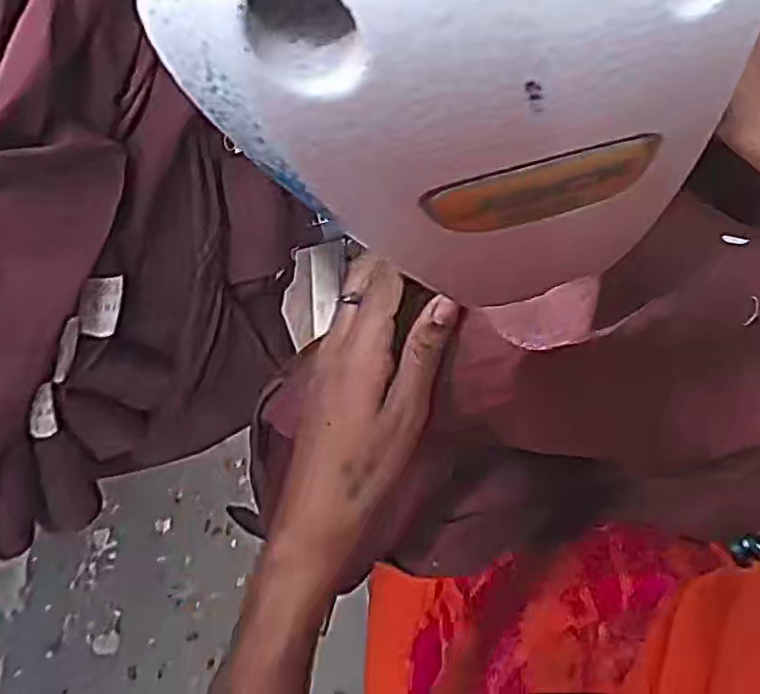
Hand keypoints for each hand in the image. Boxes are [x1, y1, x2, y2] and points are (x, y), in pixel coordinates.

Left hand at [269, 254, 459, 568]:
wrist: (311, 522)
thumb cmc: (366, 471)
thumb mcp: (407, 412)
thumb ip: (425, 350)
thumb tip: (448, 298)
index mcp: (357, 345)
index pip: (382, 278)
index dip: (411, 253)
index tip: (441, 238)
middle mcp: (333, 340)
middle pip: (359, 278)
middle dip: (394, 256)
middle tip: (434, 249)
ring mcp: (323, 354)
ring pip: (350, 295)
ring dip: (381, 277)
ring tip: (423, 272)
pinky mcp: (321, 370)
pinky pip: (347, 317)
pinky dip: (371, 302)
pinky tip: (396, 314)